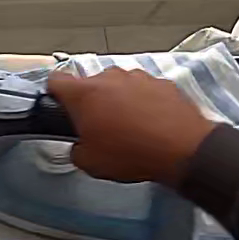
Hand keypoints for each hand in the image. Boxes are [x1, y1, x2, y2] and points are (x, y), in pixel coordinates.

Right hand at [48, 68, 217, 184]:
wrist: (182, 149)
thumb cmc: (129, 154)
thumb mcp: (90, 163)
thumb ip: (76, 149)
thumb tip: (79, 145)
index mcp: (84, 93)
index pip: (56, 81)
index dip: (55, 95)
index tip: (62, 109)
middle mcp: (109, 77)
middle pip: (90, 84)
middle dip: (92, 102)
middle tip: (99, 128)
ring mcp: (138, 76)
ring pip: (118, 85)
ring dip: (118, 100)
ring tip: (129, 127)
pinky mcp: (163, 82)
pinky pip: (144, 90)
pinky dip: (143, 102)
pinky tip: (151, 123)